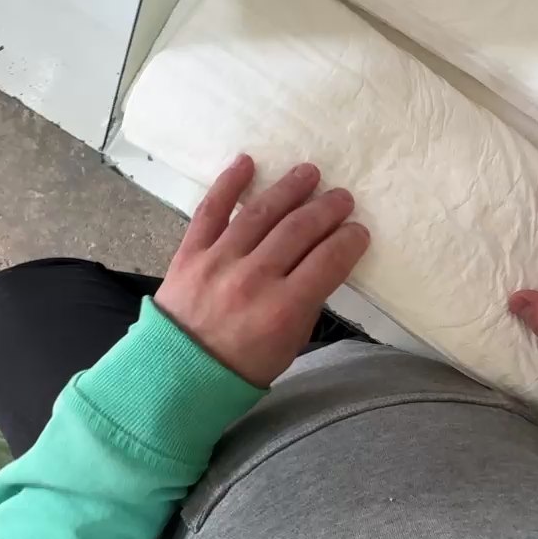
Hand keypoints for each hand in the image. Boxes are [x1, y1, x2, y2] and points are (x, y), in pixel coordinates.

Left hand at [154, 155, 370, 385]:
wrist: (178, 376)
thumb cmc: (242, 366)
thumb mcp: (290, 344)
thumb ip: (307, 304)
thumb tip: (321, 266)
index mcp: (284, 309)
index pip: (329, 261)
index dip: (350, 240)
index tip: (360, 230)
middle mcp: (254, 279)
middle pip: (299, 230)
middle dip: (327, 209)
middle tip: (343, 197)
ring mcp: (219, 262)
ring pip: (261, 213)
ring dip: (289, 188)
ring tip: (309, 173)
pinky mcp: (190, 253)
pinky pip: (210, 210)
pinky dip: (228, 183)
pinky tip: (247, 162)